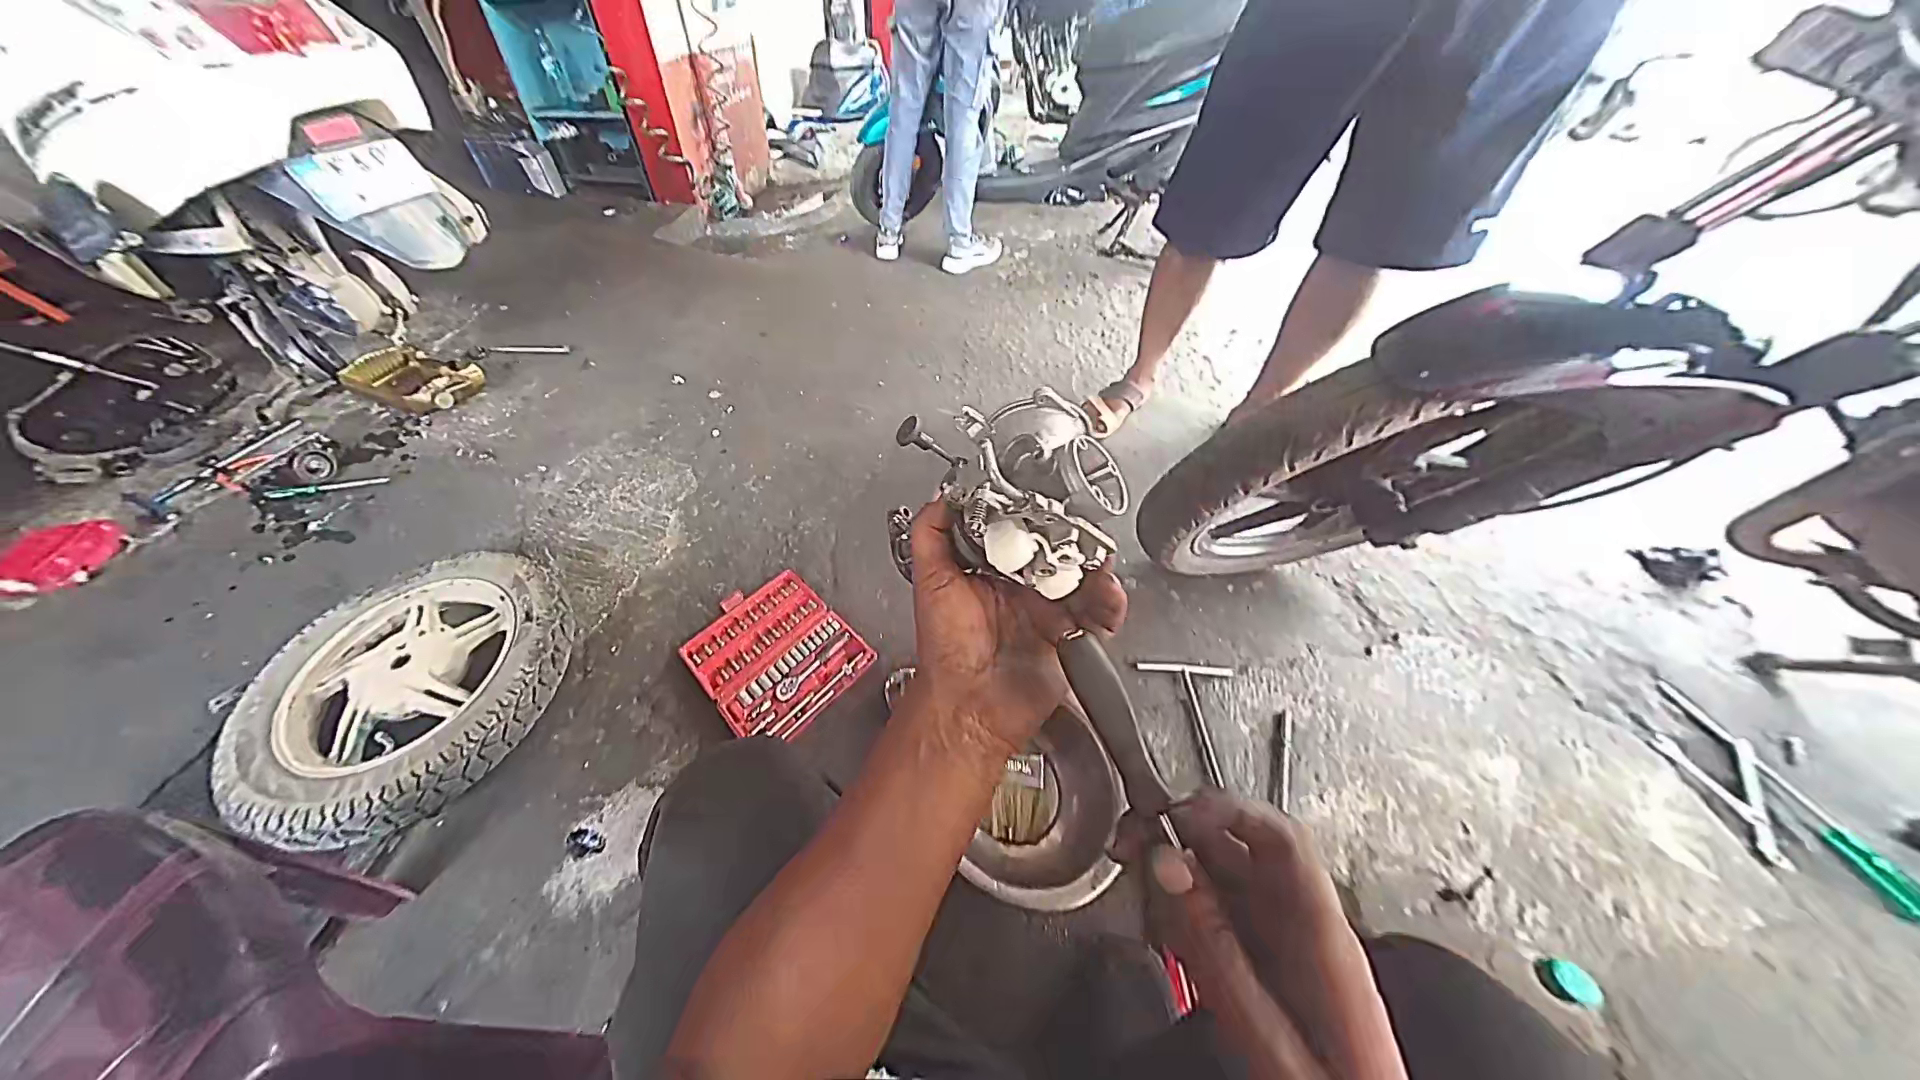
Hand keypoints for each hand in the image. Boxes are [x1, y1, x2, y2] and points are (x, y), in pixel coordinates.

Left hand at [905, 498, 1125, 756]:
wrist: (970, 706)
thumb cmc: (946, 650)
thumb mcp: (930, 582)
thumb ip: (931, 537)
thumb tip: (940, 498)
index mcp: (991, 571)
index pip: (1019, 531)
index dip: (1033, 516)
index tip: (1044, 505)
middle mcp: (1021, 588)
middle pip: (1057, 550)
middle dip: (1072, 538)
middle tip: (1076, 533)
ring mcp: (1047, 611)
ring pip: (1084, 578)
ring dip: (1096, 567)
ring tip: (1097, 562)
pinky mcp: (1070, 636)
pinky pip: (1099, 614)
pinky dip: (1110, 603)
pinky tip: (1107, 595)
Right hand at [1118, 790, 1407, 1079]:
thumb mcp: (1268, 1037)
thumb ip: (1217, 950)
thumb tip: (1170, 867)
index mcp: (1321, 936)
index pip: (1280, 836)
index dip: (1224, 809)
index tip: (1170, 814)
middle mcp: (1303, 927)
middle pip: (1238, 846)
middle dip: (1177, 834)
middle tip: (1131, 844)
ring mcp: (1283, 943)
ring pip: (1218, 874)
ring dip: (1171, 874)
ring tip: (1143, 897)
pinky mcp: (1264, 960)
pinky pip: (1215, 908)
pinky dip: (1179, 907)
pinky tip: (1164, 931)